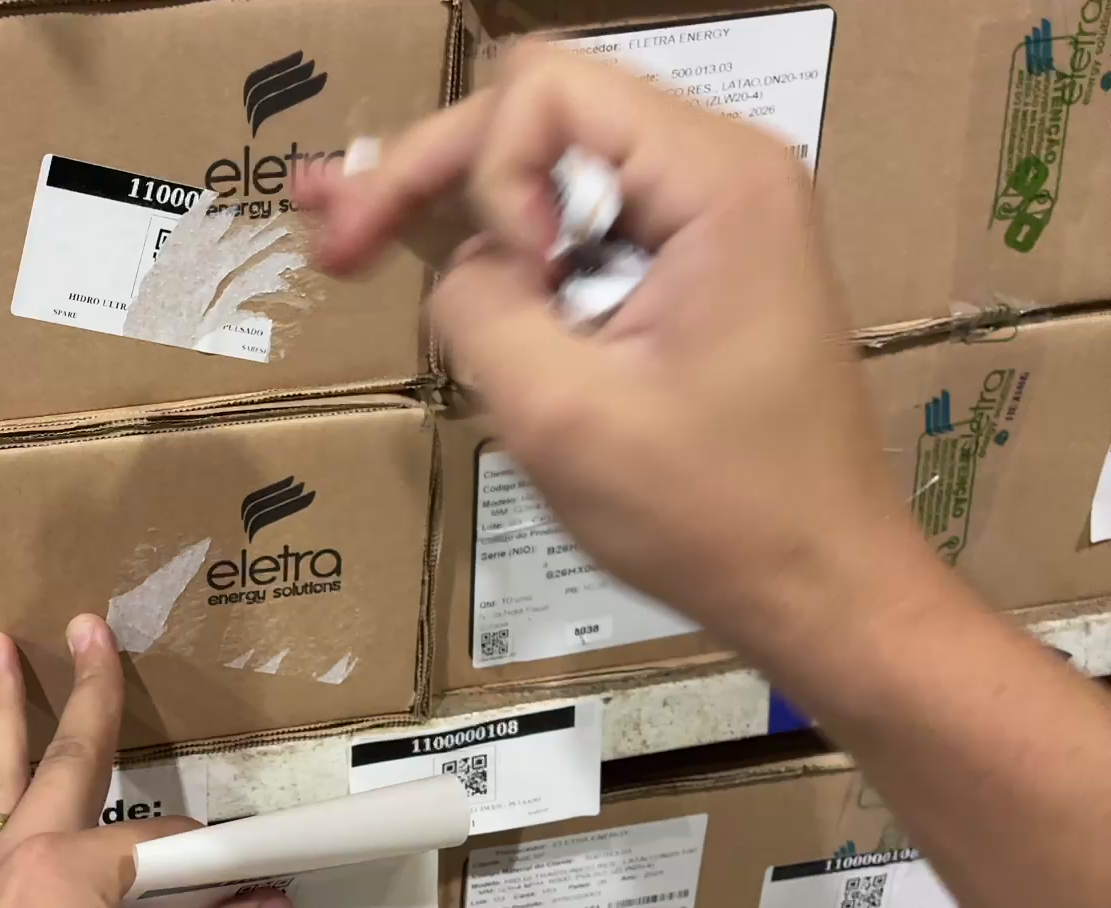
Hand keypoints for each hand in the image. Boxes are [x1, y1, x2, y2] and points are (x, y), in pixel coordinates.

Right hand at [297, 44, 931, 651]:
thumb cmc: (703, 511)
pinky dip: (473, 245)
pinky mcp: (660, 276)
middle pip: (528, 119)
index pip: (543, 97)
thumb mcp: (565, 414)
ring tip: (342, 240)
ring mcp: (683, 225)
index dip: (481, 178)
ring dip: (432, 202)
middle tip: (334, 240)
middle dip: (420, 175)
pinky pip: (551, 232)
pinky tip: (405, 249)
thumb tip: (454, 270)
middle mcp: (701, 175)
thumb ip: (481, 311)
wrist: (804, 579)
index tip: (502, 288)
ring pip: (530, 171)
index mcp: (710, 182)